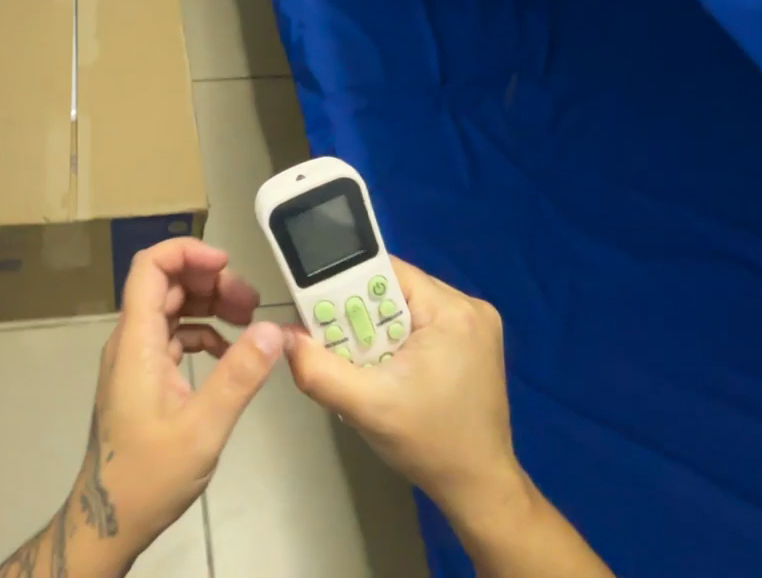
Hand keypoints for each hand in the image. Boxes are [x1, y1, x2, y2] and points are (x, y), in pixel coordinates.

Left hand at [0, 238, 285, 576]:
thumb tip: (273, 330)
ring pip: (171, 308)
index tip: (227, 264)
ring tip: (250, 321)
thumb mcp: (203, 428)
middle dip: (211, 282)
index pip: (150, 268)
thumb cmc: (149, 475)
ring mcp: (136, 358)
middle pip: (167, 284)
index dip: (187, 252)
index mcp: (136, 340)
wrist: (108, 519)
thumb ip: (238, 376)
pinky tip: (230, 353)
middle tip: (253, 303)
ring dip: (209, 306)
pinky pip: (173, 336)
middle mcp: (131, 340)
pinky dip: (203, 333)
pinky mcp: (144, 377)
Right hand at [283, 256, 525, 515]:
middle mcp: (469, 307)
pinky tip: (388, 366)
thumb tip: (283, 337)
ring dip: (378, 327)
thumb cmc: (429, 444)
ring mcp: (476, 324)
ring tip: (363, 358)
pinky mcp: (474, 342)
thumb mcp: (365, 408)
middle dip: (362, 313)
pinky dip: (398, 338)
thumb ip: (318, 370)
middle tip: (339, 341)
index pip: (385, 272)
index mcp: (452, 311)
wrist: (478, 488)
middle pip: (394, 288)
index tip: (323, 311)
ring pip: (406, 305)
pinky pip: (421, 321)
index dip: (348, 286)